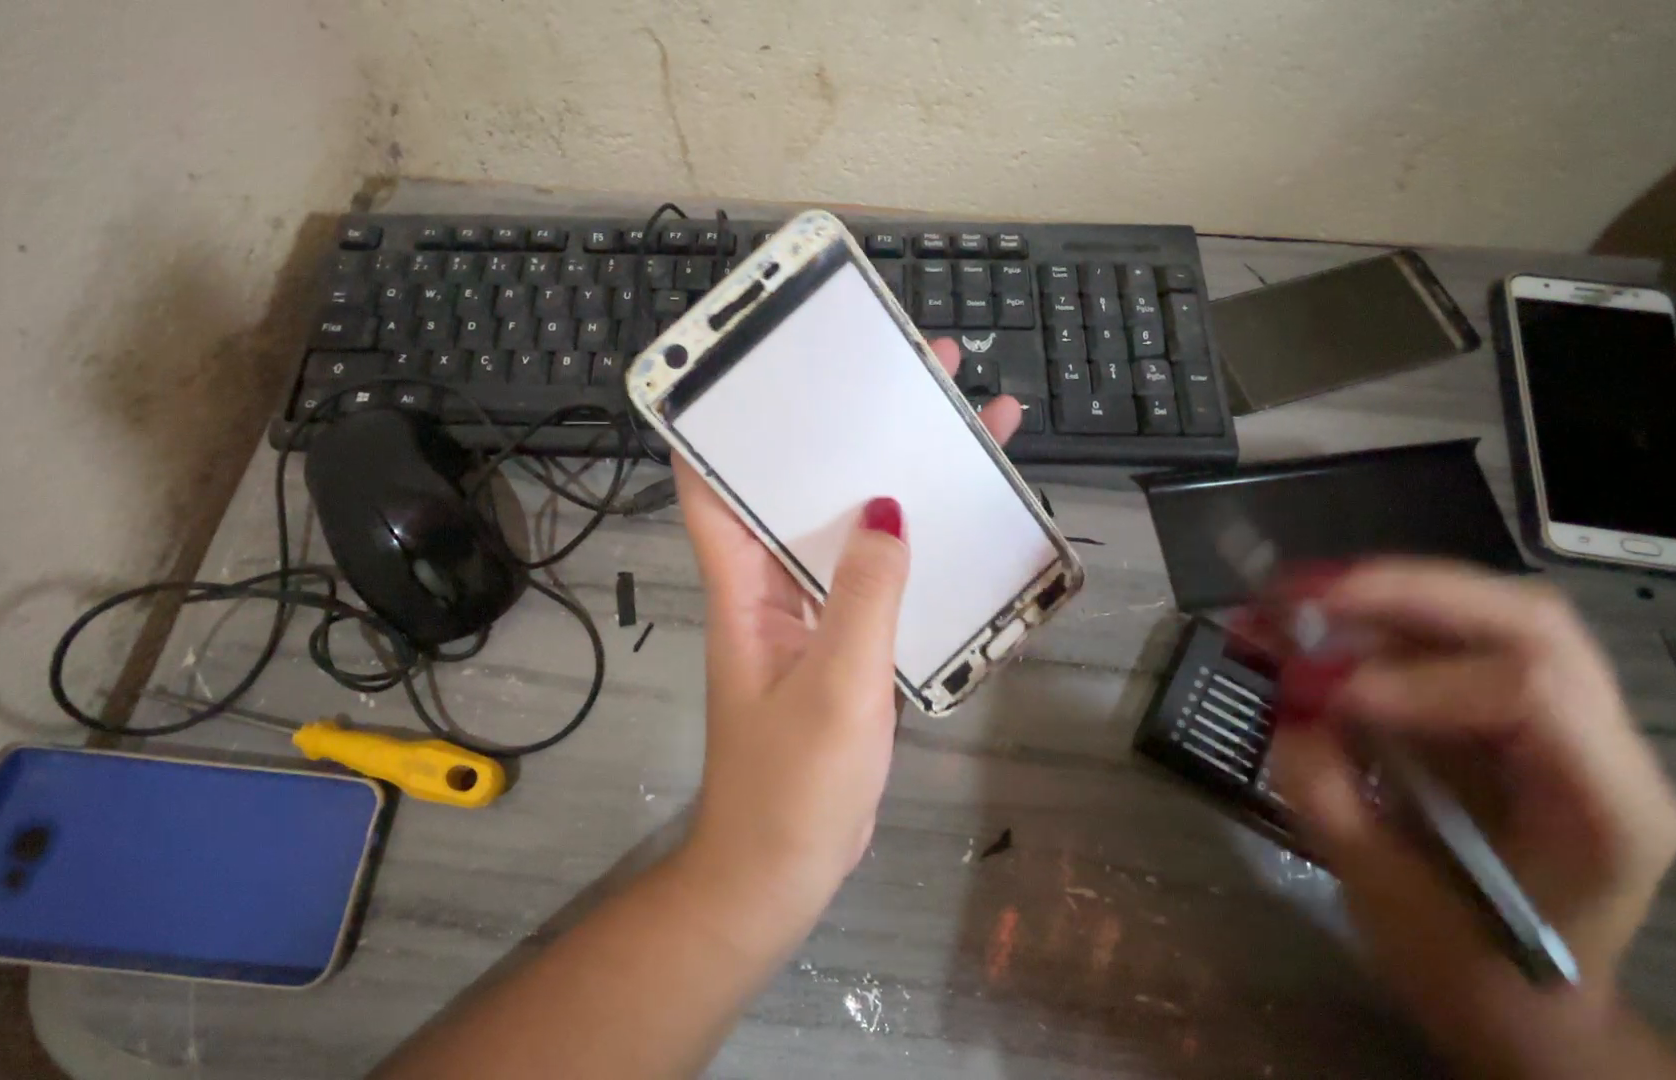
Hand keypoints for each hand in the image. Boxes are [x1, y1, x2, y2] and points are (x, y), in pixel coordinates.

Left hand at [672, 339, 1022, 914]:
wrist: (786, 866)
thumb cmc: (793, 782)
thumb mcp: (834, 687)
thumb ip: (863, 599)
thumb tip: (889, 510)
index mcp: (745, 589)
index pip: (712, 490)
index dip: (720, 425)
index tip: (758, 364)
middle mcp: (774, 588)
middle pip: (804, 489)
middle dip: (849, 429)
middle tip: (914, 371)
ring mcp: (814, 614)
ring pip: (851, 528)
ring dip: (896, 478)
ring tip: (964, 421)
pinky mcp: (847, 642)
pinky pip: (880, 576)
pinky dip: (916, 544)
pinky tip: (962, 520)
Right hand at [1264, 560, 1675, 1071]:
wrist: (1525, 1005)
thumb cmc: (1471, 974)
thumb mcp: (1391, 902)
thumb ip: (1332, 801)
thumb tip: (1287, 711)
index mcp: (1606, 807)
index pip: (1532, 692)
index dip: (1414, 678)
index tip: (1313, 692)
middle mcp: (1605, 745)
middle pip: (1523, 622)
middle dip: (1400, 593)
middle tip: (1295, 591)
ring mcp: (1563, 721)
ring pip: (1486, 614)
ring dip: (1379, 597)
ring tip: (1285, 597)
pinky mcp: (1510, 713)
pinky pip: (1447, 641)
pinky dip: (1371, 622)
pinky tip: (1309, 622)